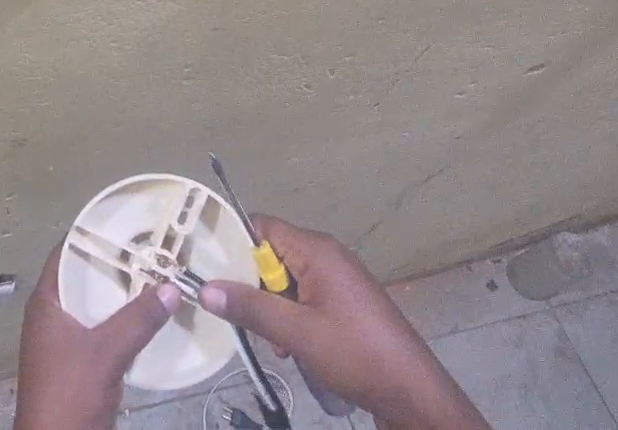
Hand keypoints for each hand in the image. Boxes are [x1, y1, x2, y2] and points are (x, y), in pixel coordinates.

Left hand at [13, 238, 180, 429]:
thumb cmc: (69, 393)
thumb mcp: (106, 353)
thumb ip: (138, 319)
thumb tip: (172, 287)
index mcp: (46, 302)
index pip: (66, 252)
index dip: (92, 234)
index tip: (126, 220)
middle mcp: (52, 314)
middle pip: (83, 276)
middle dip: (116, 263)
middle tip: (151, 246)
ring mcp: (63, 340)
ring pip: (95, 304)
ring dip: (122, 293)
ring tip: (156, 275)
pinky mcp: (78, 362)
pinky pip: (102, 328)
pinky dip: (123, 320)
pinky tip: (149, 317)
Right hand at [198, 215, 489, 429]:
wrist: (412, 391)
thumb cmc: (354, 352)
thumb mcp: (296, 333)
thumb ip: (251, 308)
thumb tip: (205, 288)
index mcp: (316, 250)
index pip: (262, 226)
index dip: (234, 243)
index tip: (210, 267)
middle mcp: (327, 254)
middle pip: (272, 254)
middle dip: (256, 286)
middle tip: (247, 317)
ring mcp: (339, 276)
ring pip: (287, 279)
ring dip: (275, 307)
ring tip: (278, 342)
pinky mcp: (346, 298)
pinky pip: (306, 293)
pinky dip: (294, 315)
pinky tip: (295, 345)